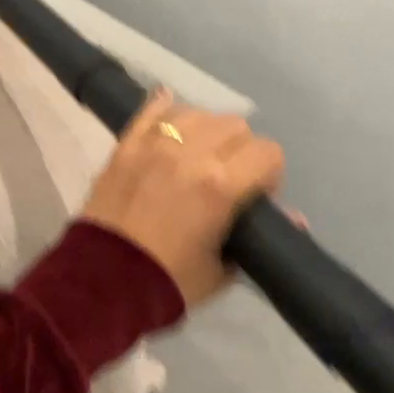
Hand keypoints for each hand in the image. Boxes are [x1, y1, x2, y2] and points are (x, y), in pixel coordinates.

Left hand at [80, 88, 285, 307]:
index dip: (268, 174)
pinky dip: (164, 110)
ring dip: (205, 130)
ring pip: (195, 114)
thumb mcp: (222, 269)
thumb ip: (256, 237)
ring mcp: (151, 147)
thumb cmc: (166, 280)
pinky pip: (149, 112)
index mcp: (220, 184)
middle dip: (239, 150)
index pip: (267, 152)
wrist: (100, 281)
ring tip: (198, 155)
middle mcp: (189, 154)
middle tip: (226, 177)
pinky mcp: (122, 149)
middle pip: (234, 126)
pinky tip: (171, 116)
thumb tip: (293, 219)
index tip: (255, 195)